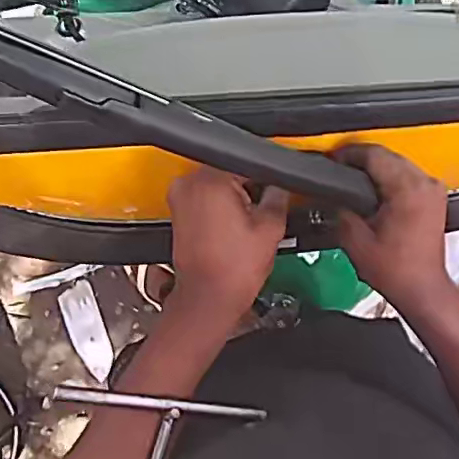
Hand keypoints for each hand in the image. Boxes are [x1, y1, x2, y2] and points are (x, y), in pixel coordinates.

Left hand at [167, 167, 288, 324]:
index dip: (267, 174)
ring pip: (216, 183)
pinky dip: (219, 206)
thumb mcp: (271, 228)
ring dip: (234, 195)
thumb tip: (281, 185)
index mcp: (212, 180)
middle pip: (229, 169)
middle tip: (264, 207)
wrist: (208, 298)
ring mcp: (180, 197)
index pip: (247, 161)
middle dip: (250, 184)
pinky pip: (204, 198)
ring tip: (247, 221)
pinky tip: (234, 226)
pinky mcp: (177, 212)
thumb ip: (279, 196)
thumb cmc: (232, 270)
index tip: (276, 185)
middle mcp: (190, 184)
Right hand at [332, 145, 452, 313]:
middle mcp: (424, 185)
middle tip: (339, 167)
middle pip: (388, 155)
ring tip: (354, 178)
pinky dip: (390, 177)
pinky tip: (375, 189)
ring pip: (399, 163)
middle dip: (361, 159)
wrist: (422, 288)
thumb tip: (332, 195)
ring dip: (376, 167)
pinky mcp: (434, 199)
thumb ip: (340, 210)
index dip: (348, 153)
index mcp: (407, 189)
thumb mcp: (355, 240)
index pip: (374, 154)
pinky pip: (409, 176)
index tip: (333, 158)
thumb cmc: (397, 271)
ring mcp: (433, 190)